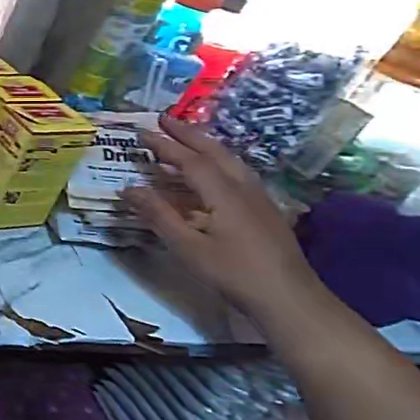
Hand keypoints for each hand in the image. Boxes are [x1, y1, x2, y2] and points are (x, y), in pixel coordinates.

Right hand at [120, 115, 326, 318]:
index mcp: (223, 193)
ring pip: (230, 159)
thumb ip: (159, 215)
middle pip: (214, 151)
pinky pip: (238, 172)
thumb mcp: (188, 248)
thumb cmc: (235, 274)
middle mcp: (243, 187)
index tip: (140, 133)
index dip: (164, 145)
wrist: (291, 300)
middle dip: (187, 134)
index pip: (190, 159)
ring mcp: (259, 197)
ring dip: (205, 144)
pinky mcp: (266, 209)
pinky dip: (219, 160)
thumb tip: (128, 188)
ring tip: (186, 138)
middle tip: (164, 119)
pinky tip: (215, 170)